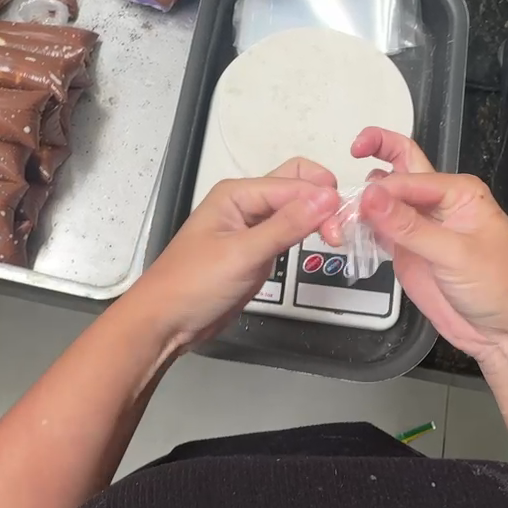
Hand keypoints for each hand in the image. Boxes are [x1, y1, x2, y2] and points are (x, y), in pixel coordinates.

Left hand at [126, 158, 339, 349]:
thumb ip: (287, 225)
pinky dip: (307, 233)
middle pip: (296, 185)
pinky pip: (288, 231)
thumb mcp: (243, 254)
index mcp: (237, 194)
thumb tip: (328, 197)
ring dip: (317, 216)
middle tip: (341, 230)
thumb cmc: (194, 284)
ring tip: (336, 238)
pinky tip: (319, 243)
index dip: (321, 202)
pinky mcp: (256, 250)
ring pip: (295, 208)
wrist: (166, 323)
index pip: (294, 184)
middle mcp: (246, 203)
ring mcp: (251, 227)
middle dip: (323, 200)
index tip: (340, 230)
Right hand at [323, 128, 507, 359]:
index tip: (363, 204)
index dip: (384, 188)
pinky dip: (360, 229)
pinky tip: (345, 231)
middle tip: (352, 150)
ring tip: (341, 213)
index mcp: (459, 192)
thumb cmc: (502, 287)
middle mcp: (437, 203)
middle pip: (401, 165)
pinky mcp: (406, 251)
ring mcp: (420, 227)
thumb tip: (371, 196)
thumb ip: (410, 226)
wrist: (505, 333)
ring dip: (361, 201)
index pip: (410, 177)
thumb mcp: (456, 254)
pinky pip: (378, 231)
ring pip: (383, 201)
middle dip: (376, 151)